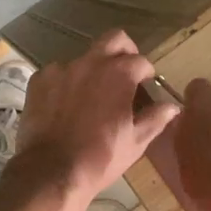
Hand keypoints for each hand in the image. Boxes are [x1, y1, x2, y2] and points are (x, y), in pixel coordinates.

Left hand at [10, 31, 179, 203]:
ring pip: (83, 58)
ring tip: (91, 96)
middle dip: (124, 51)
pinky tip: (65, 104)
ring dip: (92, 70)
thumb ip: (155, 118)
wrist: (51, 171)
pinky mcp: (39, 79)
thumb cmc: (100, 158)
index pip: (141, 61)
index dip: (146, 73)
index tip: (146, 86)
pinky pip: (57, 72)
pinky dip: (65, 83)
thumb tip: (172, 106)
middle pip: (113, 39)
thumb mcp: (135, 142)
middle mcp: (90, 62)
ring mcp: (61, 68)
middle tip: (125, 73)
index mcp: (118, 74)